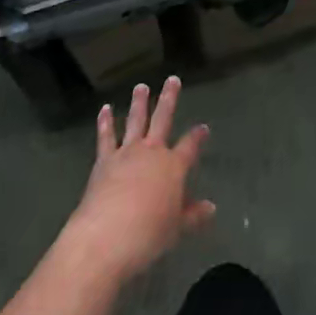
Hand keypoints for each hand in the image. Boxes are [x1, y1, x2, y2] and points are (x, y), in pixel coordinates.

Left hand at [59, 77, 214, 283]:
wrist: (107, 234)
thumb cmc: (149, 234)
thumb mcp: (176, 228)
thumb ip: (192, 215)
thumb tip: (211, 207)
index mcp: (173, 167)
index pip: (190, 147)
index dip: (197, 137)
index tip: (203, 127)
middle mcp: (152, 152)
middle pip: (163, 119)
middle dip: (169, 99)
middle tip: (172, 79)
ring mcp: (126, 152)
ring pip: (135, 121)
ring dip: (139, 103)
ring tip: (141, 86)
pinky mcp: (104, 160)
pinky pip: (106, 136)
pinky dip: (105, 121)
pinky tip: (105, 109)